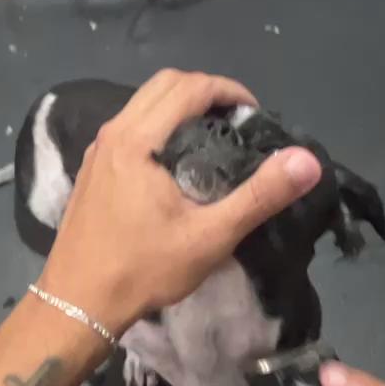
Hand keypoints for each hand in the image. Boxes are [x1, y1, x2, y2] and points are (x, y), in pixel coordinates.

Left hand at [34, 69, 323, 332]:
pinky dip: (160, 122)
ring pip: (143, 102)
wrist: (78, 301)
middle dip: (205, 90)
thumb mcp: (210, 236)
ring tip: (216, 135)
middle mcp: (113, 132)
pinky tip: (180, 158)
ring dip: (181, 104)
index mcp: (136, 139)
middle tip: (238, 120)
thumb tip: (307, 159)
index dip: (227, 90)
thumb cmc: (143, 268)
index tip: (255, 114)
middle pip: (163, 84)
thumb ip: (260, 195)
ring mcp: (98, 148)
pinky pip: (131, 124)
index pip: (187, 87)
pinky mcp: (94, 166)